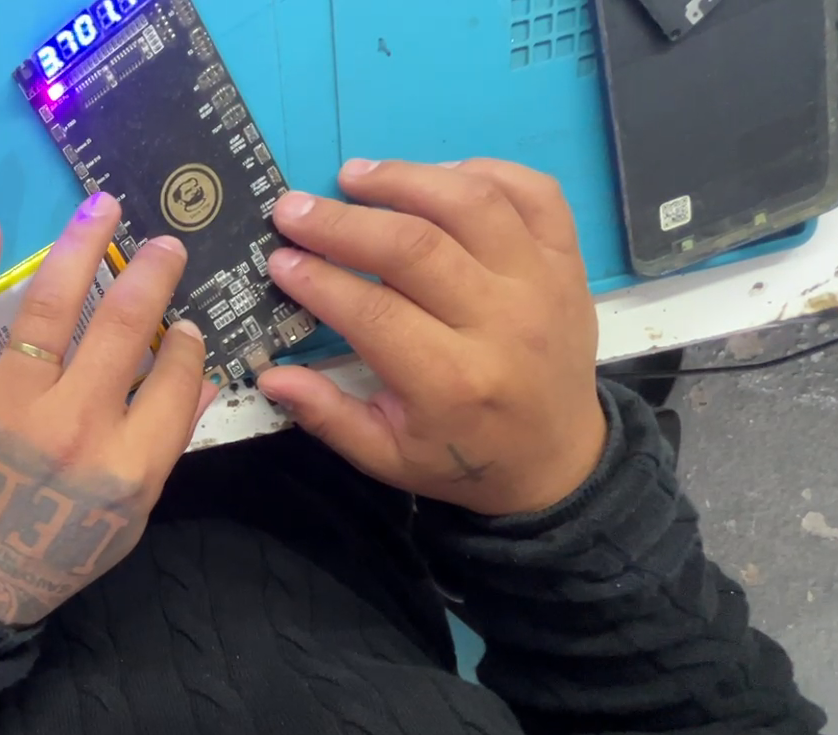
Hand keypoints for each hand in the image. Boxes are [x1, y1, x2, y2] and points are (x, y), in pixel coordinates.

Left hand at [0, 194, 215, 625]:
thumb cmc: (63, 548)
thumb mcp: (132, 513)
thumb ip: (168, 443)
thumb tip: (204, 372)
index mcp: (127, 463)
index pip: (174, 377)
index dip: (187, 341)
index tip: (185, 325)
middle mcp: (74, 424)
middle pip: (124, 327)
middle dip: (153, 275)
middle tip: (164, 244)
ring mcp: (9, 402)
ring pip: (52, 307)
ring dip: (82, 246)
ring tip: (103, 206)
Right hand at [257, 159, 606, 516]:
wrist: (556, 458)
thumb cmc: (458, 459)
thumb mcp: (382, 456)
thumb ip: (326, 415)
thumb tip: (270, 375)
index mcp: (450, 382)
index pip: (374, 313)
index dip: (319, 281)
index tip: (279, 260)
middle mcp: (502, 323)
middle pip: (416, 248)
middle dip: (343, 223)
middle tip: (293, 208)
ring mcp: (542, 284)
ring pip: (471, 205)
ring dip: (405, 180)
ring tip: (353, 175)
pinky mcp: (567, 261)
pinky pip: (532, 192)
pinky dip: (480, 171)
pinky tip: (431, 177)